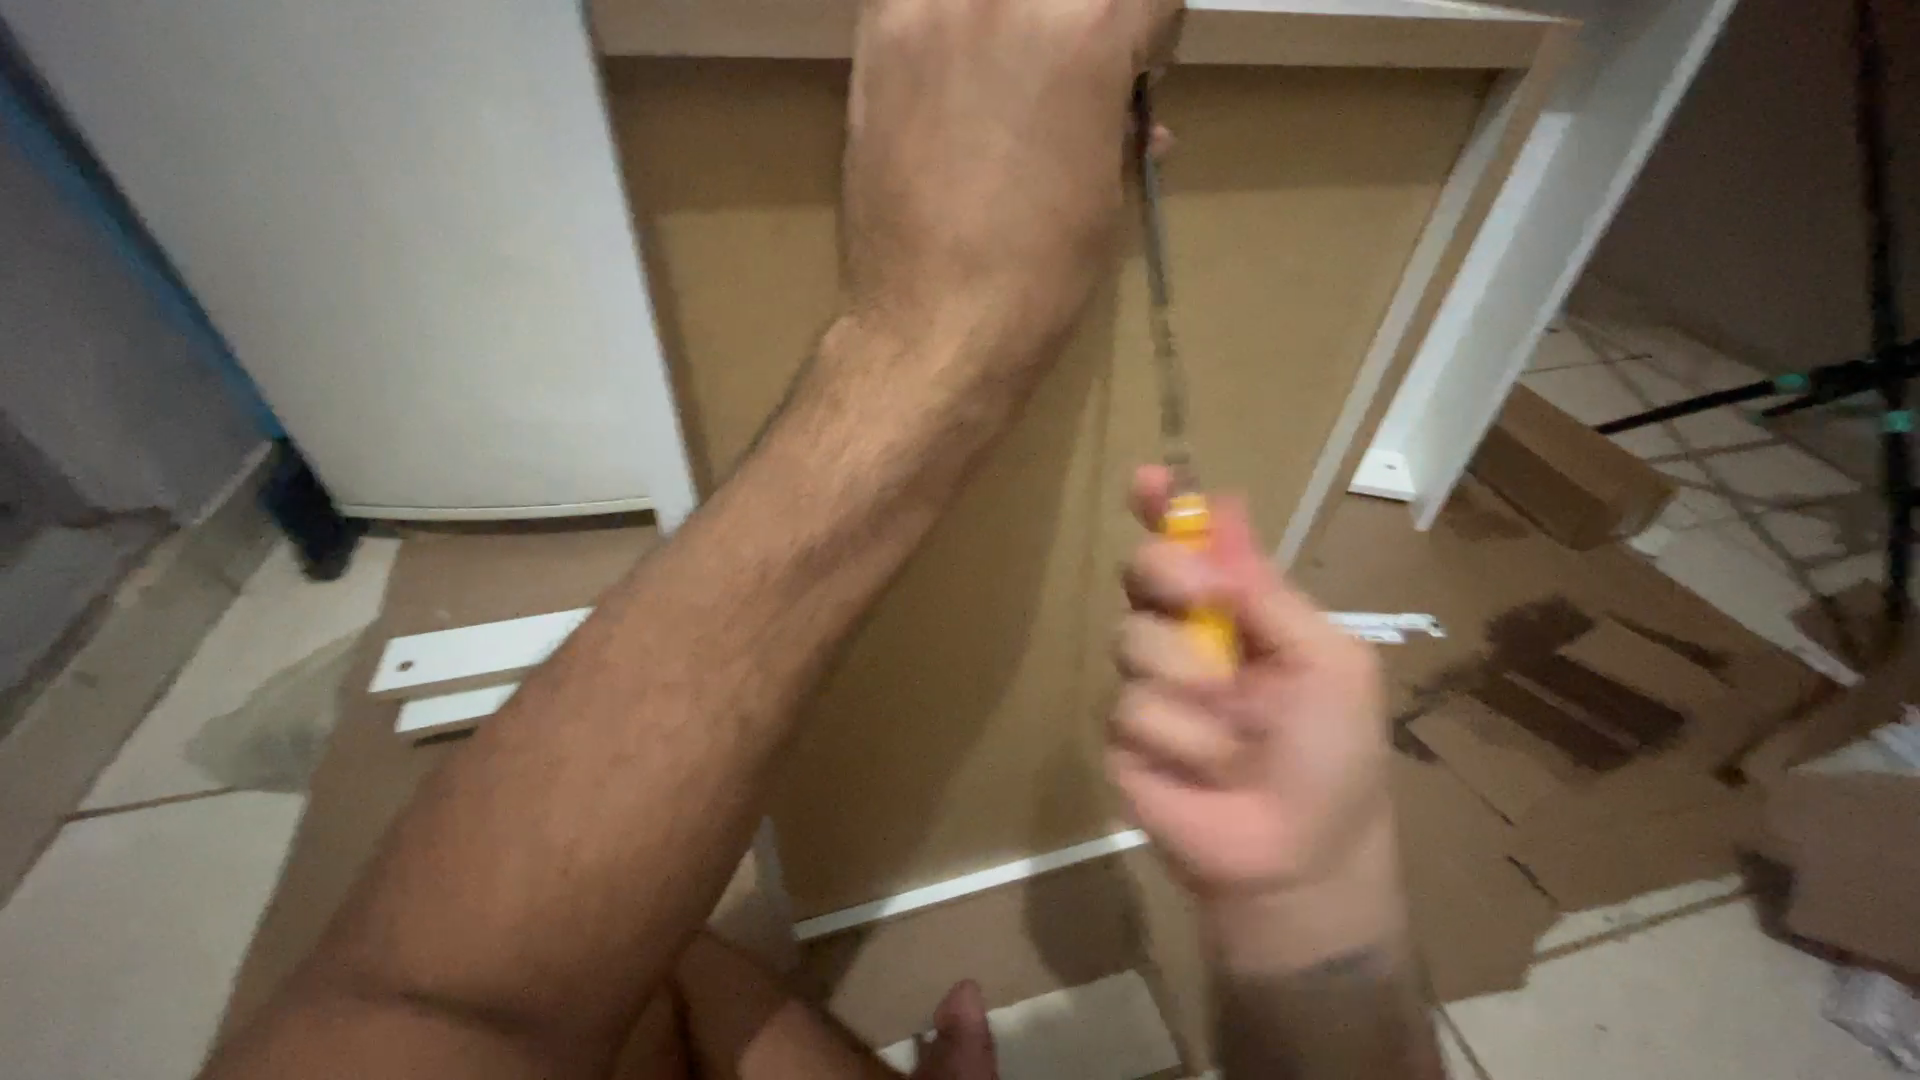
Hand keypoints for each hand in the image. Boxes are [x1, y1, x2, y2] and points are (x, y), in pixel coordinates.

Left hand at [841, 0, 1182, 377]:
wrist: (933, 328)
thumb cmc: (1036, 281)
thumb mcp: (1104, 195)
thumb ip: (1115, 123)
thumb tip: (1131, 112)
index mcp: (1088, 29)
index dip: (1150, 37)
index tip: (1138, 72)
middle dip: (1082, 26)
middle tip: (1072, 74)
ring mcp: (931, 9)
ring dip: (1011, 22)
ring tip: (1007, 74)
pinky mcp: (875, 41)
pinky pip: (923, 1)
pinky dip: (947, 23)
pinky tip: (952, 69)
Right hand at [1107, 467, 1391, 904]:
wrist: (1304, 854)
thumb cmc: (1333, 753)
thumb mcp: (1330, 661)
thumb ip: (1270, 592)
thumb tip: (1221, 508)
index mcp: (1236, 610)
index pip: (1189, 545)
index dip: (1165, 509)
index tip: (1149, 480)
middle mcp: (1184, 635)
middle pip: (1141, 573)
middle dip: (1166, 576)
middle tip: (1198, 597)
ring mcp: (1149, 685)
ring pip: (1133, 642)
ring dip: (1193, 686)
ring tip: (1237, 734)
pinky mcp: (1122, 736)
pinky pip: (1133, 711)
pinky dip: (1182, 741)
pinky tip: (1206, 771)